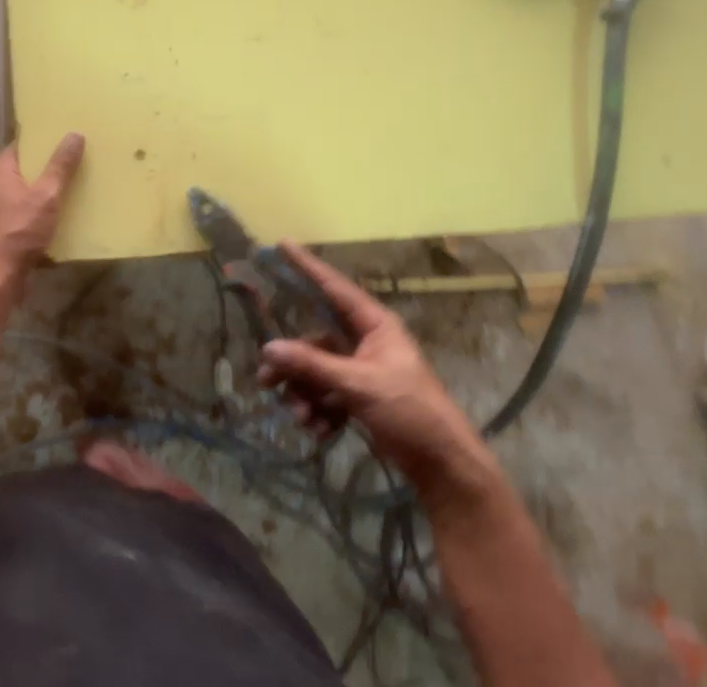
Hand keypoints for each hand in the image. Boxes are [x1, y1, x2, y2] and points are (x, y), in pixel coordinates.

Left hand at [0, 133, 85, 276]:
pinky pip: (35, 216)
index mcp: (1, 170)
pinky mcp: (11, 232)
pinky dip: (51, 215)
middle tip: (86, 156)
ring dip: (55, 192)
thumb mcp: (45, 196)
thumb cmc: (18, 232)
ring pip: (34, 194)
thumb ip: (60, 166)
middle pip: (30, 168)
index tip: (71, 131)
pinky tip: (74, 215)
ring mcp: (3, 211)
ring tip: (86, 183)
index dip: (46, 136)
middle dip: (55, 165)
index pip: (24, 143)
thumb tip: (75, 134)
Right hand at [257, 242, 479, 484]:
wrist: (441, 462)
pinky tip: (321, 431)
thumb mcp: (358, 385)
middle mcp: (366, 342)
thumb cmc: (409, 411)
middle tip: (266, 381)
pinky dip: (319, 411)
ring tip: (303, 418)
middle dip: (292, 364)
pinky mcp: (360, 398)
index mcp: (375, 326)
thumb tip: (268, 348)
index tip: (281, 244)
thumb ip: (312, 365)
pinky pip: (327, 395)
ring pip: (317, 372)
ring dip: (304, 394)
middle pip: (315, 341)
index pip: (334, 288)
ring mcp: (363, 371)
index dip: (307, 267)